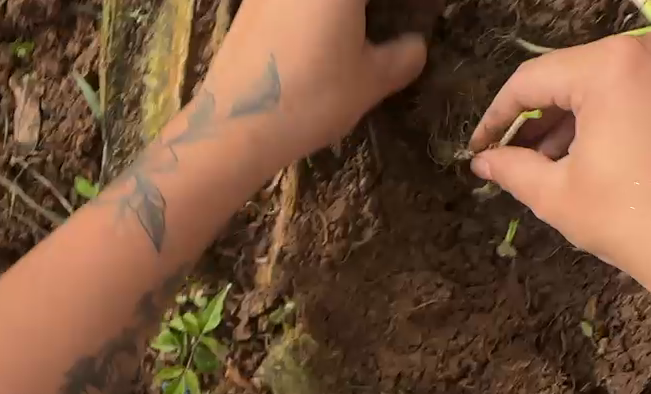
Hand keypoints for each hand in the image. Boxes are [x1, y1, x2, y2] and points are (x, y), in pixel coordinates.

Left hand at [201, 0, 426, 168]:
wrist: (235, 125)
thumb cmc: (310, 97)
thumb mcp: (368, 82)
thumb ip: (401, 58)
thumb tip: (416, 46)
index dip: (405, 8)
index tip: (414, 19)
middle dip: (368, 12)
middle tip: (382, 27)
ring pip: (316, 2)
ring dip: (338, 15)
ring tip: (353, 35)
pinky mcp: (250, 3)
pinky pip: (289, 6)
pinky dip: (310, 16)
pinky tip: (315, 43)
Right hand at [467, 27, 650, 310]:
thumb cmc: (629, 219)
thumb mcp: (556, 196)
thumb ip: (512, 170)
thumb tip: (482, 161)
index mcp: (611, 65)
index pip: (532, 80)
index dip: (496, 115)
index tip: (477, 148)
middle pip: (573, 74)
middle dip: (538, 119)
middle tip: (513, 161)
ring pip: (608, 82)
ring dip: (573, 120)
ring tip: (551, 166)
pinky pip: (641, 89)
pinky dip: (611, 117)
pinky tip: (596, 158)